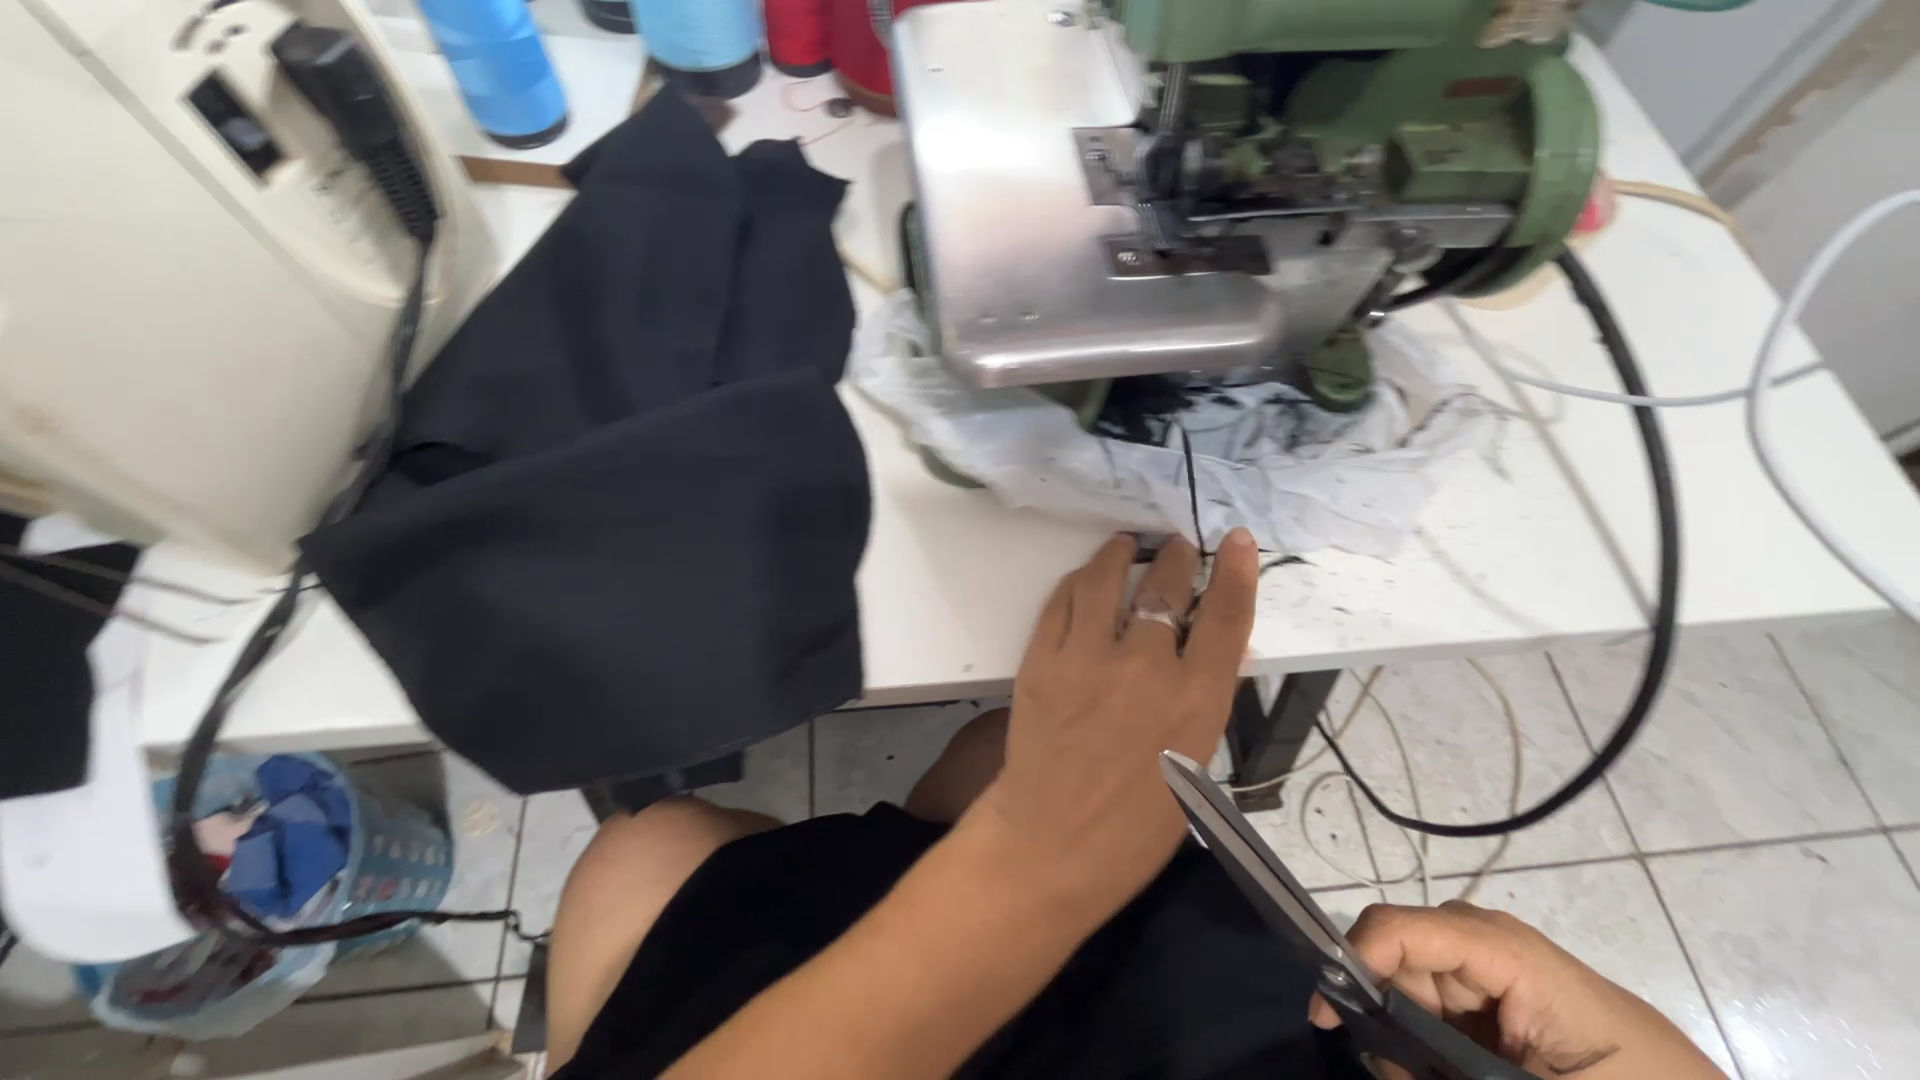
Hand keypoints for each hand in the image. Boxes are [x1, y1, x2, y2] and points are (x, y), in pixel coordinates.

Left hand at [971, 531, 1258, 918]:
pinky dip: (1078, 583)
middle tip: (1178, 547)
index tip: (1237, 541)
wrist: (1051, 844)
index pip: (1226, 617)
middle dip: (1177, 559)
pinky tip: (1085, 579)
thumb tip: (1217, 653)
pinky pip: (1061, 603)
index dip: (1236, 573)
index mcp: (1196, 701)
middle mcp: (1146, 668)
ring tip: (1125, 545)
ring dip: (1120, 556)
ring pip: (1106, 582)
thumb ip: (1203, 702)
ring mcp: (1087, 658)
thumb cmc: (1134, 827)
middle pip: (1167, 589)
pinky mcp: (1041, 660)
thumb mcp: (1193, 767)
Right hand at [1312, 901, 1726, 1079]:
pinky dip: (1430, 1041)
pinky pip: (1441, 1007)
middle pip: (1399, 955)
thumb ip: (1442, 1066)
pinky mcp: (1505, 996)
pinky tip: (1448, 1068)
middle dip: (1382, 1012)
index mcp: (1506, 952)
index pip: (1400, 929)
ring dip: (1408, 1034)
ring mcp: (1499, 968)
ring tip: (1433, 1072)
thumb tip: (1373, 1056)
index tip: (1327, 1020)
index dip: (1353, 961)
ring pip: (1414, 985)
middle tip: (1398, 1072)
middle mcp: (1492, 944)